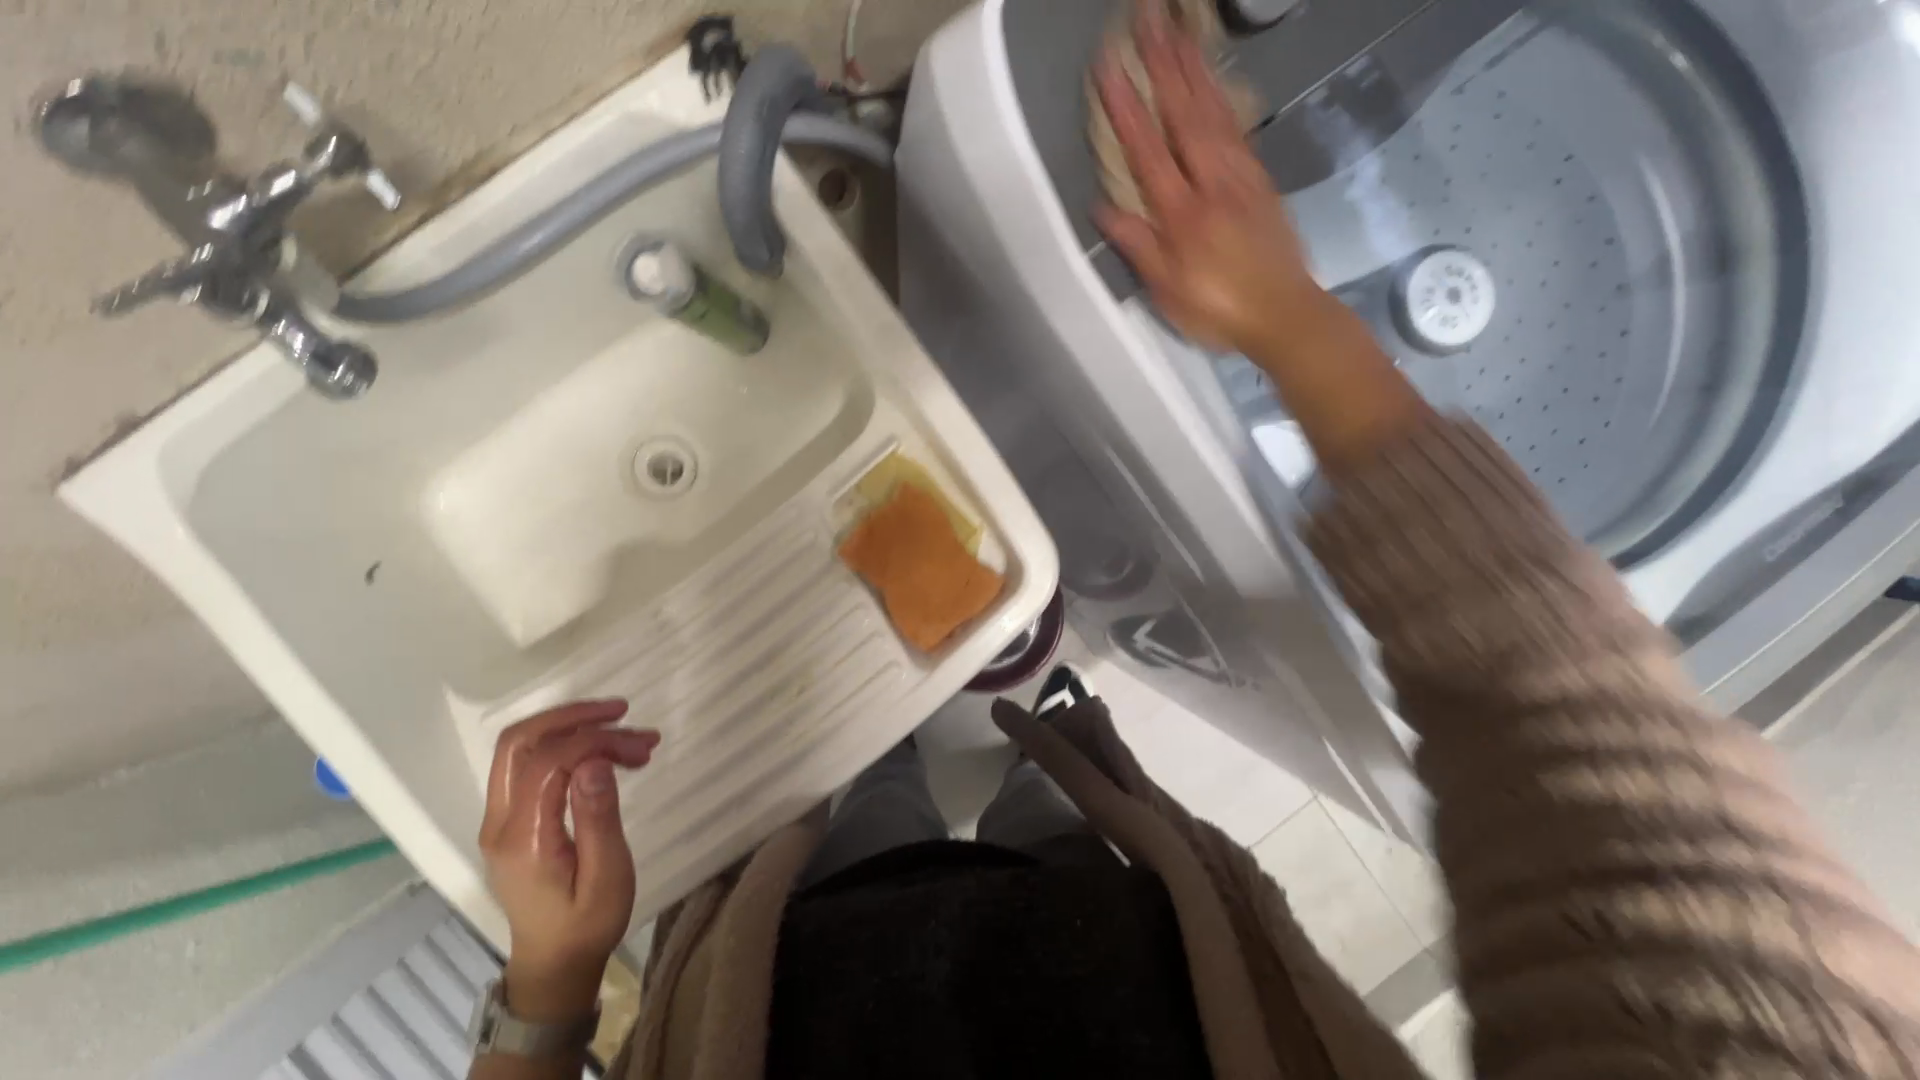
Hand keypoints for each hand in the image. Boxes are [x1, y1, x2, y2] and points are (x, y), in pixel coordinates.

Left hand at [480, 700, 659, 1019]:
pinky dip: (564, 744)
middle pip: (519, 742)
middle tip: (623, 713)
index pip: (548, 762)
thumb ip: (598, 817)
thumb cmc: (587, 925)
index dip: (595, 740)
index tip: (640, 744)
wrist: (554, 964)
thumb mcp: (607, 877)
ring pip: (521, 748)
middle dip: (572, 716)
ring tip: (624, 732)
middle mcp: (499, 820)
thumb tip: (595, 762)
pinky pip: (529, 764)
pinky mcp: (510, 819)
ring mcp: (499, 818)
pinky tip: (602, 752)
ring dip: (570, 727)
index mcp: (523, 837)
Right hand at [1094, 5, 1322, 353]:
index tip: (1108, 67)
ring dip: (1194, 68)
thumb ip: (1138, 246)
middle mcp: (1211, 184)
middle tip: (1149, 19)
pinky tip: (1213, 79)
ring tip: (1178, 30)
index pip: (1147, 151)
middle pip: (1184, 115)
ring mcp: (1240, 177)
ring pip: (1215, 112)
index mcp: (1182, 213)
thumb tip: (1103, 209)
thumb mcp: (1167, 290)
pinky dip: (1223, 97)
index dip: (1126, 108)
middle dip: (1164, 64)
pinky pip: (1237, 129)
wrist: (1284, 313)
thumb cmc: (1218, 309)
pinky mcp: (1260, 180)